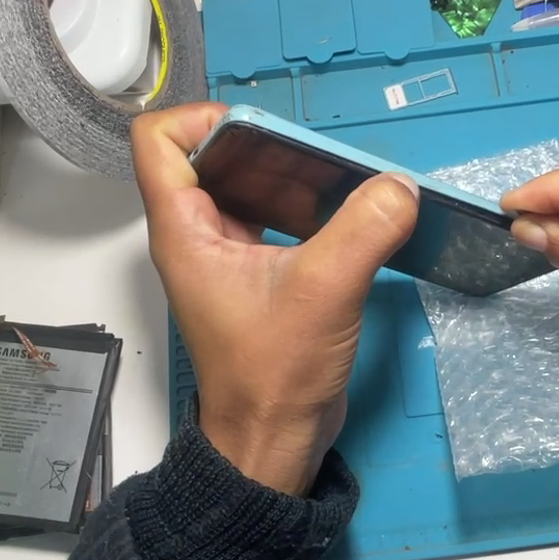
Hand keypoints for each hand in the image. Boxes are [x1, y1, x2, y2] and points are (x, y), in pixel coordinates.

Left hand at [131, 103, 419, 494]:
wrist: (274, 441)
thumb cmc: (276, 370)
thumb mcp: (324, 290)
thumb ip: (365, 229)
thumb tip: (400, 185)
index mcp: (184, 230)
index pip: (158, 141)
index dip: (201, 118)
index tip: (263, 132)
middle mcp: (196, 236)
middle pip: (210, 157)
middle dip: (263, 145)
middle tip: (317, 157)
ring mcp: (225, 257)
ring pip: (244, 188)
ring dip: (288, 176)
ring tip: (338, 178)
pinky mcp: (255, 277)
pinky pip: (270, 220)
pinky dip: (302, 207)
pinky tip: (342, 213)